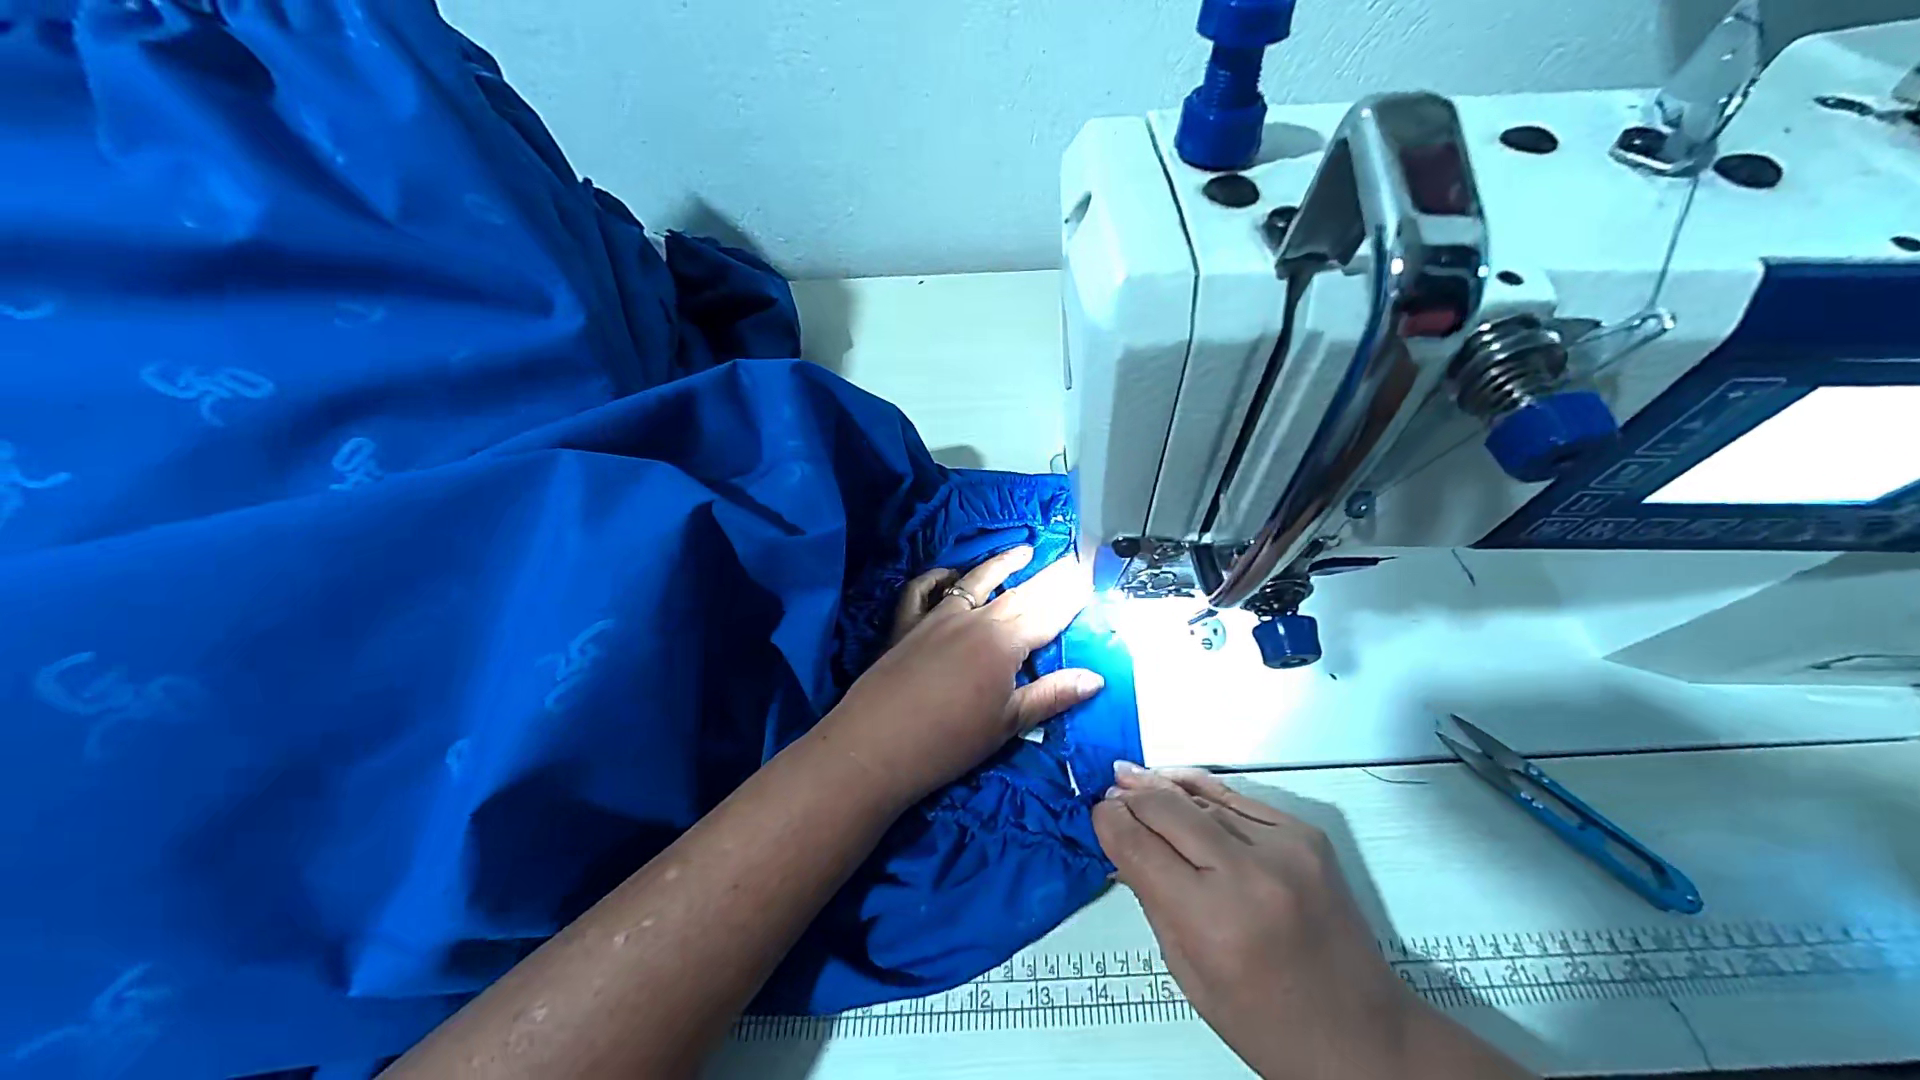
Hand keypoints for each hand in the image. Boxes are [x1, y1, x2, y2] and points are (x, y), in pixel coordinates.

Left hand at [811, 545, 1102, 805]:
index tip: (1089, 576)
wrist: (876, 746)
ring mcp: (936, 617)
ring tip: (1023, 551)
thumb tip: (1096, 678)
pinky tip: (948, 574)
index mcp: (1004, 643)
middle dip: (1048, 578)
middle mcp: (973, 619)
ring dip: (1001, 564)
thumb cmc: (950, 741)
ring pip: (975, 581)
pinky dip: (936, 578)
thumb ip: (1052, 695)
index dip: (1070, 595)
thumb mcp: (1008, 723)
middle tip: (1070, 561)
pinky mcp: (906, 625)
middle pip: (1019, 593)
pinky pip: (921, 590)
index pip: (1048, 613)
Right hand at [1094, 767, 1531, 1079]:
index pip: (1138, 845)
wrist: (1364, 1035)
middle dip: (1130, 796)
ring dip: (1161, 784)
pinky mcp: (1306, 834)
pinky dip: (1202, 790)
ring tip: (1131, 773)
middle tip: (1109, 788)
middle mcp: (1248, 873)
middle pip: (1165, 808)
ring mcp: (1284, 847)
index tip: (1094, 812)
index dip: (1108, 821)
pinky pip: (1237, 798)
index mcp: (1212, 920)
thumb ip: (1150, 897)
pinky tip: (1178, 784)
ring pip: (1201, 794)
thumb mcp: (1188, 971)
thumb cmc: (1264, 1021)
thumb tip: (1120, 840)